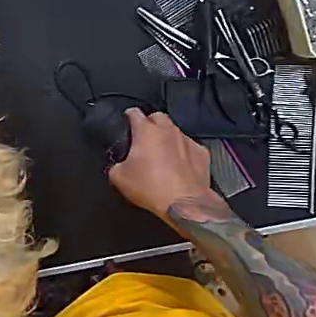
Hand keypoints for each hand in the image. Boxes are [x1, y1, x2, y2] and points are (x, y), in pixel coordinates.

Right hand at [107, 109, 221, 221]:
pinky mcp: (201, 153)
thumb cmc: (153, 189)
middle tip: (144, 141)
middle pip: (157, 117)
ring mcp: (187, 140)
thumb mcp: (119, 178)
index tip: (127, 122)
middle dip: (150, 125)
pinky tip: (179, 167)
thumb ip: (114, 165)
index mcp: (146, 131)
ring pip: (174, 132)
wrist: (184, 204)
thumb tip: (117, 166)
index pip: (134, 112)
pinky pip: (190, 147)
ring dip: (167, 140)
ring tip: (161, 158)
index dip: (128, 117)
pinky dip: (184, 153)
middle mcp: (168, 130)